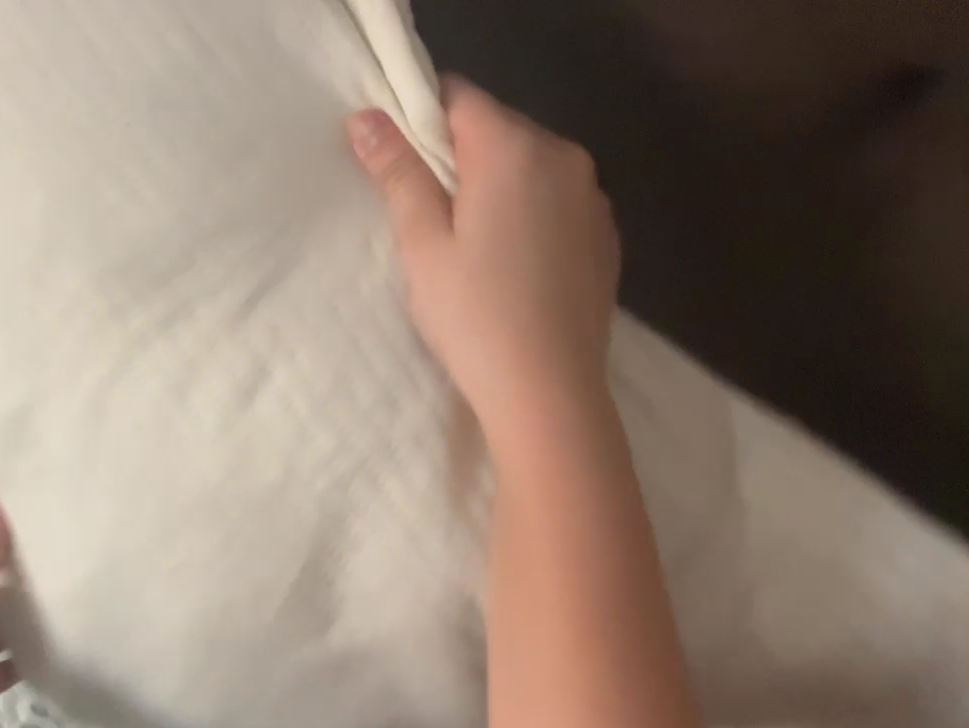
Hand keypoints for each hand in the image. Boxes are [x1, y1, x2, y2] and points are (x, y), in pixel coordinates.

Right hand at [346, 80, 621, 448]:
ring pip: (526, 167)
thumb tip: (366, 118)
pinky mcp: (602, 234)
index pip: (460, 99)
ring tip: (459, 246)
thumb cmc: (472, 315)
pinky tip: (502, 266)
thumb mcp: (422, 246)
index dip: (418, 118)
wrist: (546, 387)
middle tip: (417, 214)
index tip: (390, 160)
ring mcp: (591, 195)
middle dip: (453, 157)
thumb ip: (399, 176)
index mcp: (515, 150)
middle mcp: (564, 156)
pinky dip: (521, 214)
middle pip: (496, 131)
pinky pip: (551, 201)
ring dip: (488, 187)